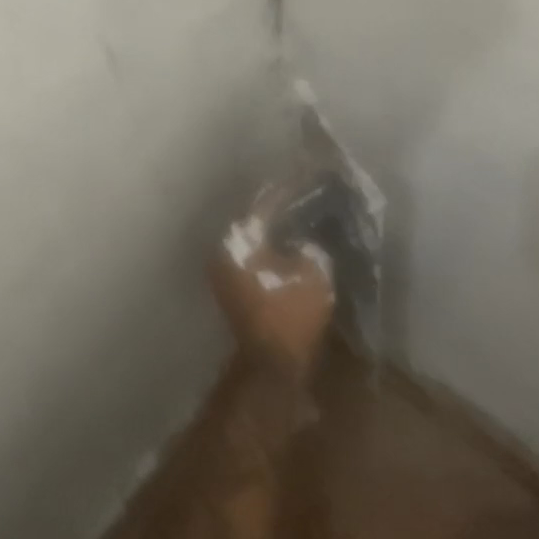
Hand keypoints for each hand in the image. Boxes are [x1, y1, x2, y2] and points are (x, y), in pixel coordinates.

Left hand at [210, 182, 337, 375]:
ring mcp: (226, 271)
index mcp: (240, 239)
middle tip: (310, 191)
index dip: (291, 187)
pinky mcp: (236, 289)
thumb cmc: (292, 314)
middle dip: (284, 205)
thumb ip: (310, 241)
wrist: (273, 364)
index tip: (311, 174)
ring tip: (307, 212)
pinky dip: (276, 248)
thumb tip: (308, 229)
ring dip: (279, 227)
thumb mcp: (313, 269)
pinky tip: (298, 243)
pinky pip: (258, 256)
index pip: (267, 201)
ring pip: (257, 238)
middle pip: (257, 218)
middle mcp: (225, 250)